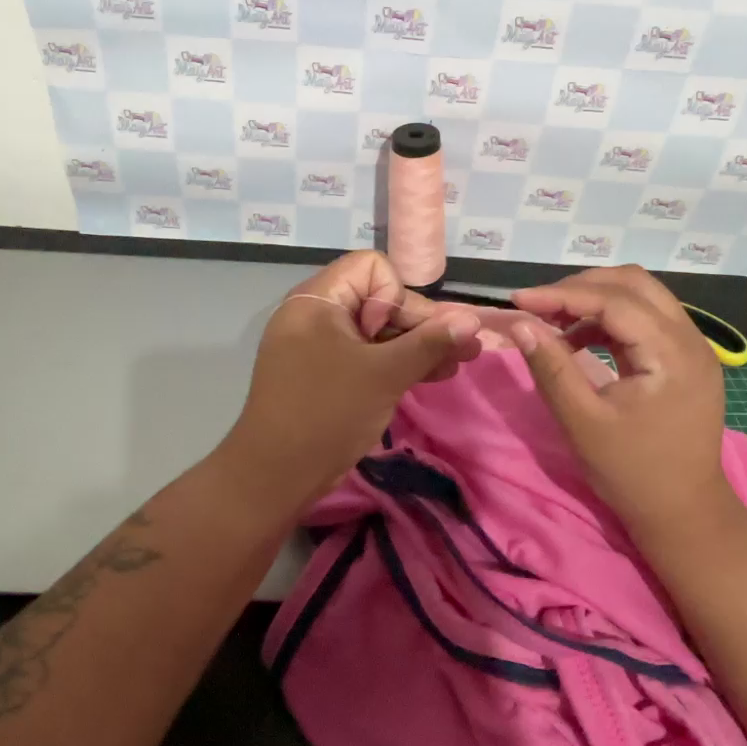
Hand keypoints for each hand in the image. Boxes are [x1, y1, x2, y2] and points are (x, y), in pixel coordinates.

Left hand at [222, 251, 482, 504]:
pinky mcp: (326, 375)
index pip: (372, 268)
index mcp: (317, 300)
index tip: (402, 336)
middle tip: (464, 350)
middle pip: (380, 299)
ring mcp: (320, 346)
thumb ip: (429, 343)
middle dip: (422, 324)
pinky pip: (367, 357)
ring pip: (378, 332)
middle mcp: (316, 315)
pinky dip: (396, 364)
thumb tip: (472, 319)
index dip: (397, 296)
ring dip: (417, 346)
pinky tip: (434, 374)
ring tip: (461, 363)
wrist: (274, 476)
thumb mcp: (384, 375)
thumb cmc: (327, 413)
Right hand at [507, 267, 730, 531]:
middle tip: (537, 306)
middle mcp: (690, 339)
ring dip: (596, 299)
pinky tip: (579, 339)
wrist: (684, 514)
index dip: (560, 294)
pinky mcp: (687, 359)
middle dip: (580, 286)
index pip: (613, 300)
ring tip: (554, 321)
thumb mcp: (581, 421)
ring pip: (642, 296)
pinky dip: (610, 319)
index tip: (517, 300)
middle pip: (633, 283)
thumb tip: (520, 324)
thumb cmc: (631, 472)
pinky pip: (647, 319)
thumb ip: (551, 367)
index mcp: (671, 353)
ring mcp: (694, 347)